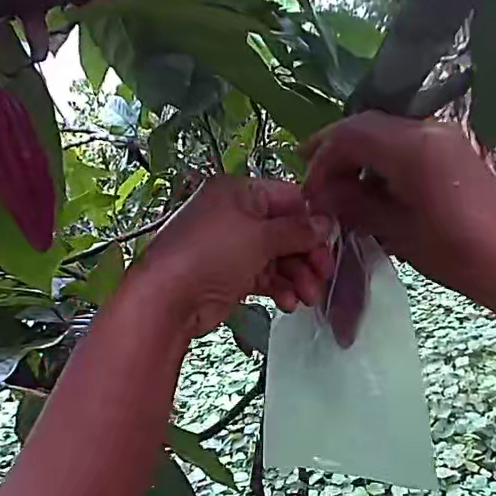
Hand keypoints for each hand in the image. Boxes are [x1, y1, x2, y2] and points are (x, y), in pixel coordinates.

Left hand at [122, 176, 333, 338]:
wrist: (167, 299)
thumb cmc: (208, 255)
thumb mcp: (260, 237)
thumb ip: (297, 231)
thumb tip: (325, 224)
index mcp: (239, 193)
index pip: (288, 199)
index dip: (311, 221)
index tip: (329, 243)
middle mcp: (236, 216)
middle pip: (285, 231)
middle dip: (306, 255)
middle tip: (323, 276)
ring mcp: (232, 247)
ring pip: (277, 257)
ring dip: (297, 277)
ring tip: (308, 297)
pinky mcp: (231, 275)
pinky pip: (264, 277)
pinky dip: (279, 288)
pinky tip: (288, 302)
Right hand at [302, 113, 495, 309]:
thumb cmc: (454, 253)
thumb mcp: (395, 230)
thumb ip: (354, 203)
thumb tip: (322, 193)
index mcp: (414, 147)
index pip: (351, 134)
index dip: (322, 159)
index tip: (309, 190)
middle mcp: (429, 129)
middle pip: (366, 126)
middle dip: (335, 151)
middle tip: (313, 180)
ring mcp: (444, 137)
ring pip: (385, 133)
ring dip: (358, 155)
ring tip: (338, 188)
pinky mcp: (452, 150)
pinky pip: (405, 144)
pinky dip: (381, 161)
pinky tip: (370, 188)